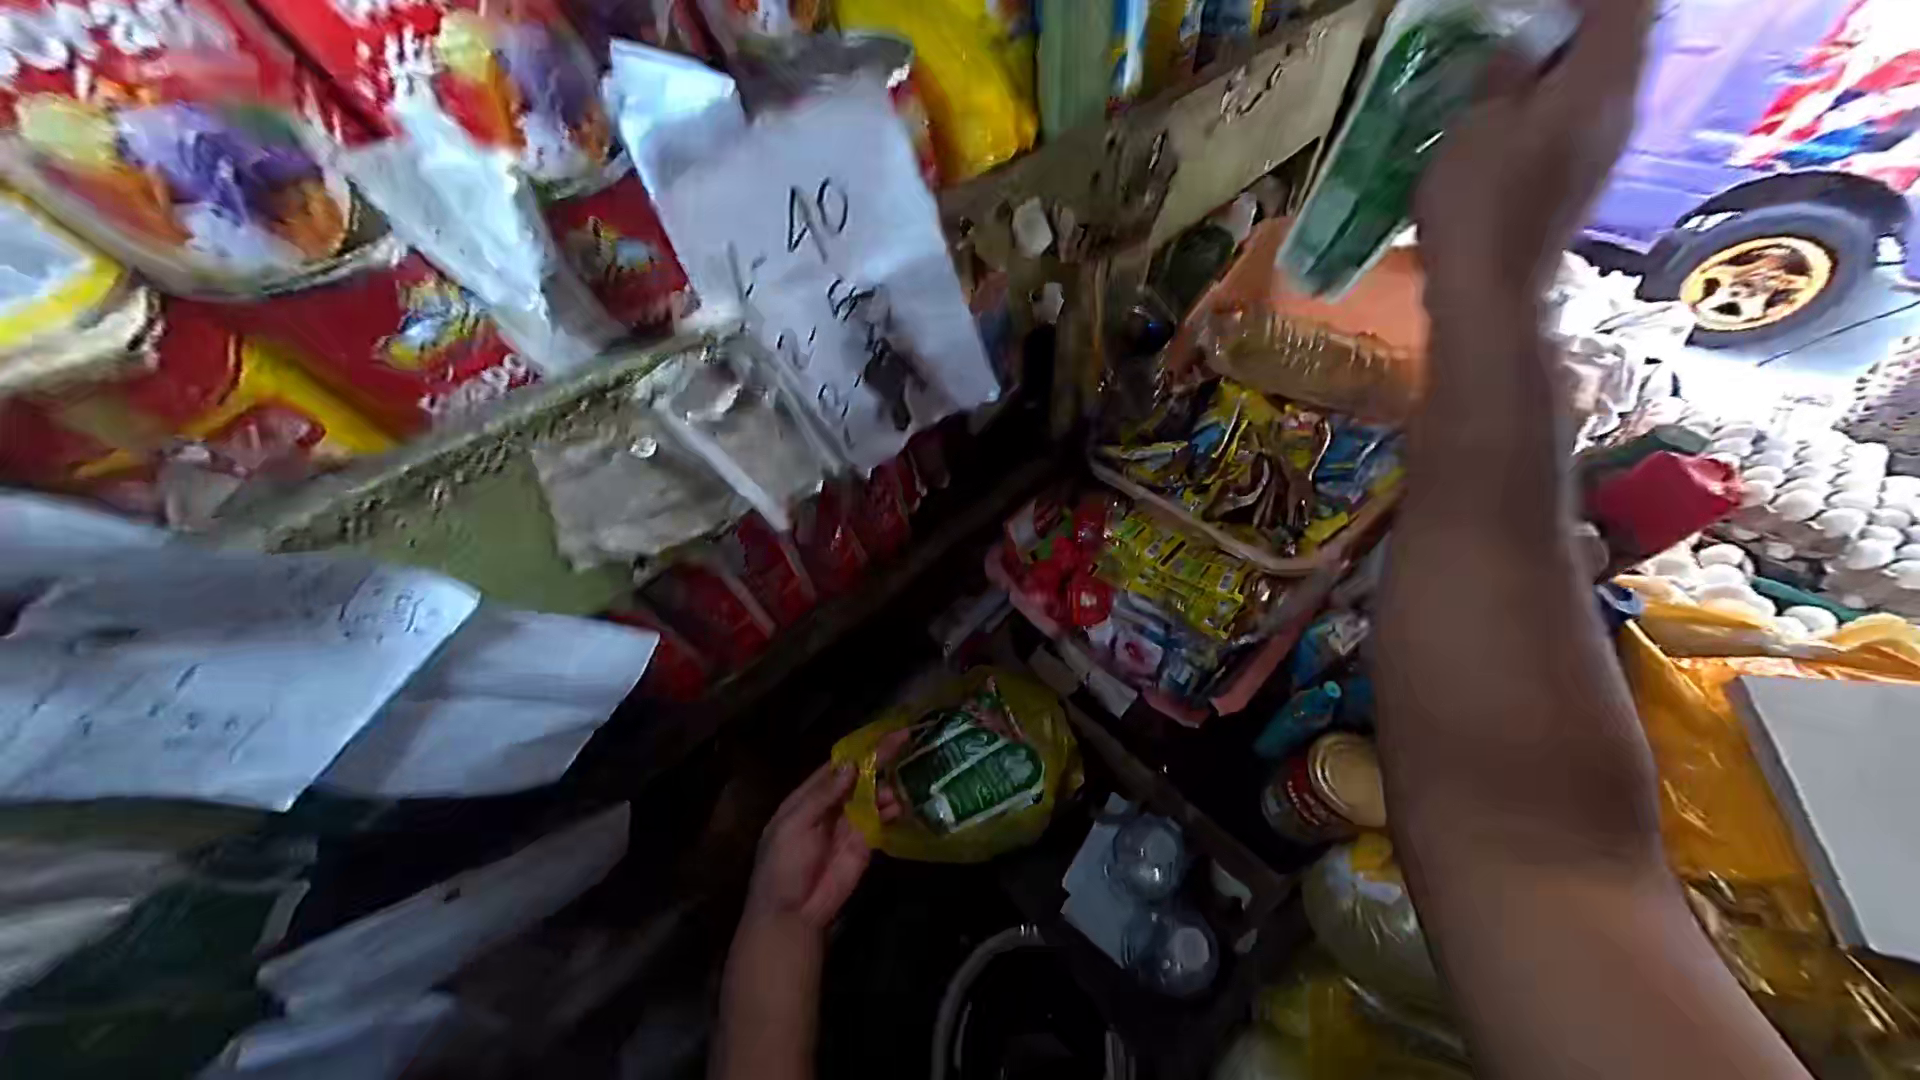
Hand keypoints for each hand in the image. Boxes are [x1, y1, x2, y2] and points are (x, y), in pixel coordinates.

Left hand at [743, 748, 904, 932]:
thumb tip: (850, 766)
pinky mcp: (865, 843)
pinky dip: (893, 810)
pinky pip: (881, 819)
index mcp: (809, 796)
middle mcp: (833, 804)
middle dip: (880, 758)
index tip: (880, 732)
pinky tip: (901, 804)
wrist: (791, 915)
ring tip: (902, 780)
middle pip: (860, 775)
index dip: (858, 749)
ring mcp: (850, 823)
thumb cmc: (782, 866)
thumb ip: (822, 796)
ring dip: (887, 785)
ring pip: (873, 795)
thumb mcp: (793, 826)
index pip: (837, 765)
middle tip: (904, 739)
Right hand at [1416, 0, 1653, 301]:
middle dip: (1577, 21)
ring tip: (1515, 66)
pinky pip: (1580, 117)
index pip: (1620, 1)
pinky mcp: (1582, 178)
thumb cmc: (1476, 207)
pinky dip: (1552, 104)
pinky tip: (1514, 120)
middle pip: (1621, 33)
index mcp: (1600, 77)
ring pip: (1599, 77)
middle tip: (1526, 23)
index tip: (1530, 5)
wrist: (1488, 289)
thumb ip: (1500, 79)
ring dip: (1562, 65)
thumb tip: (1518, 47)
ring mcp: (1606, 145)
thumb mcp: (1472, 131)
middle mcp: (1621, 102)